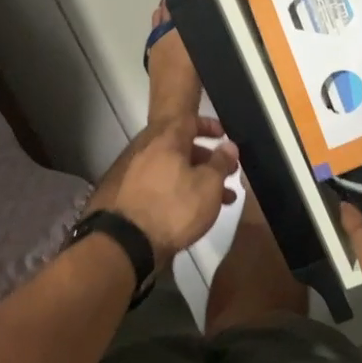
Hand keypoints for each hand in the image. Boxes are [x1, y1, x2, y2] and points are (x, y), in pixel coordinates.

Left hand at [87, 115, 239, 266]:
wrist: (132, 241)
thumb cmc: (177, 207)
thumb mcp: (209, 184)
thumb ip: (221, 162)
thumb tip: (228, 145)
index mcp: (167, 141)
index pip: (189, 121)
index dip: (209, 125)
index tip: (225, 135)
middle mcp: (149, 153)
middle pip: (183, 147)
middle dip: (209, 159)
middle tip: (229, 172)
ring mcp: (139, 175)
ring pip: (176, 170)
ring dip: (200, 179)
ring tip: (223, 199)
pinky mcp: (135, 197)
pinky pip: (165, 186)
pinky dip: (183, 191)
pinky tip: (197, 210)